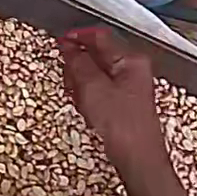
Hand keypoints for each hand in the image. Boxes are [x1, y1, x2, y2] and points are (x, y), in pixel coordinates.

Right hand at [57, 27, 180, 193]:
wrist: (138, 159)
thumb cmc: (119, 123)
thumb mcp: (93, 88)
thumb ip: (79, 63)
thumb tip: (68, 46)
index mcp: (130, 59)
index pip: (100, 36)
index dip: (77, 36)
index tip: (58, 42)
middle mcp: (133, 69)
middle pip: (98, 54)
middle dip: (78, 63)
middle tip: (66, 76)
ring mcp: (129, 86)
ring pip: (97, 73)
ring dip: (81, 81)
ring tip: (76, 96)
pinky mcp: (124, 102)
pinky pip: (100, 89)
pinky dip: (88, 94)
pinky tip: (84, 107)